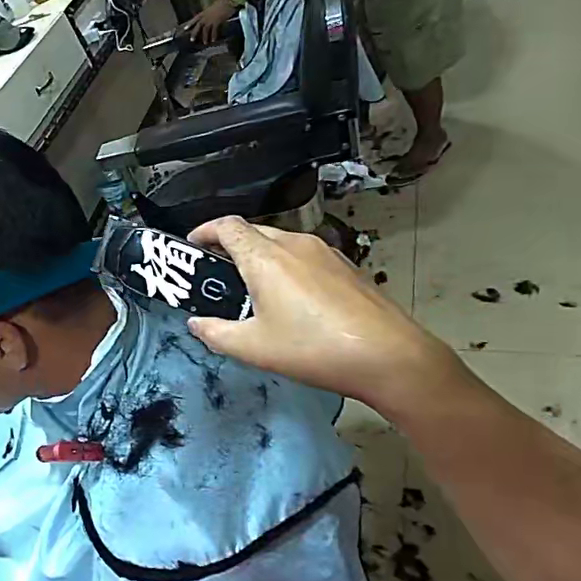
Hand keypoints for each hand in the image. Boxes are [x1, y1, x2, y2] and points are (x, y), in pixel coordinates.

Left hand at [182, 0, 237, 44]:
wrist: (229, 0)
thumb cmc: (223, 2)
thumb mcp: (213, 7)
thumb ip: (210, 12)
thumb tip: (208, 17)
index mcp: (204, 12)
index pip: (195, 19)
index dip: (190, 24)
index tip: (185, 29)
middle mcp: (206, 16)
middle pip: (198, 25)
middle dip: (194, 33)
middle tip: (192, 40)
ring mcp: (211, 19)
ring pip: (205, 29)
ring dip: (205, 37)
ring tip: (205, 43)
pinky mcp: (217, 21)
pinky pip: (214, 30)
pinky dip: (214, 36)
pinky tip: (213, 40)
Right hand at [184, 217, 460, 407]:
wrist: (387, 354)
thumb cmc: (313, 349)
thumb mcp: (255, 348)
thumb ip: (217, 333)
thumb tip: (197, 323)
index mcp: (266, 257)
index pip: (227, 226)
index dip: (205, 231)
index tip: (192, 247)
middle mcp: (295, 244)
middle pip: (254, 231)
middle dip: (231, 247)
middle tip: (218, 276)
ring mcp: (325, 252)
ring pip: (282, 243)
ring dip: (261, 257)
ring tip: (254, 291)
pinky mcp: (346, 265)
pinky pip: (306, 256)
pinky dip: (288, 267)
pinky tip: (294, 300)